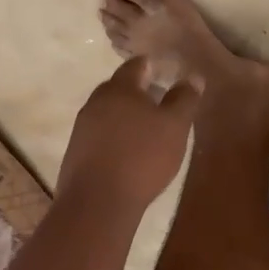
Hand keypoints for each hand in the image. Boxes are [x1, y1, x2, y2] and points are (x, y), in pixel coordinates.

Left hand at [57, 57, 198, 214]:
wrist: (97, 205)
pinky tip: (130, 153)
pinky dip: (116, 137)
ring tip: (150, 130)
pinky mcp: (76, 154)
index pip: (136, 65)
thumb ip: (185, 98)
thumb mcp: (175, 125)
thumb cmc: (142, 157)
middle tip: (163, 102)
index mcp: (119, 88)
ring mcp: (82, 129)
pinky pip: (100, 135)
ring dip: (128, 116)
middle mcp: (96, 102)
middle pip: (120, 88)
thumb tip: (192, 77)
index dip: (154, 66)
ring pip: (109, 112)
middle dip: (141, 92)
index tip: (170, 74)